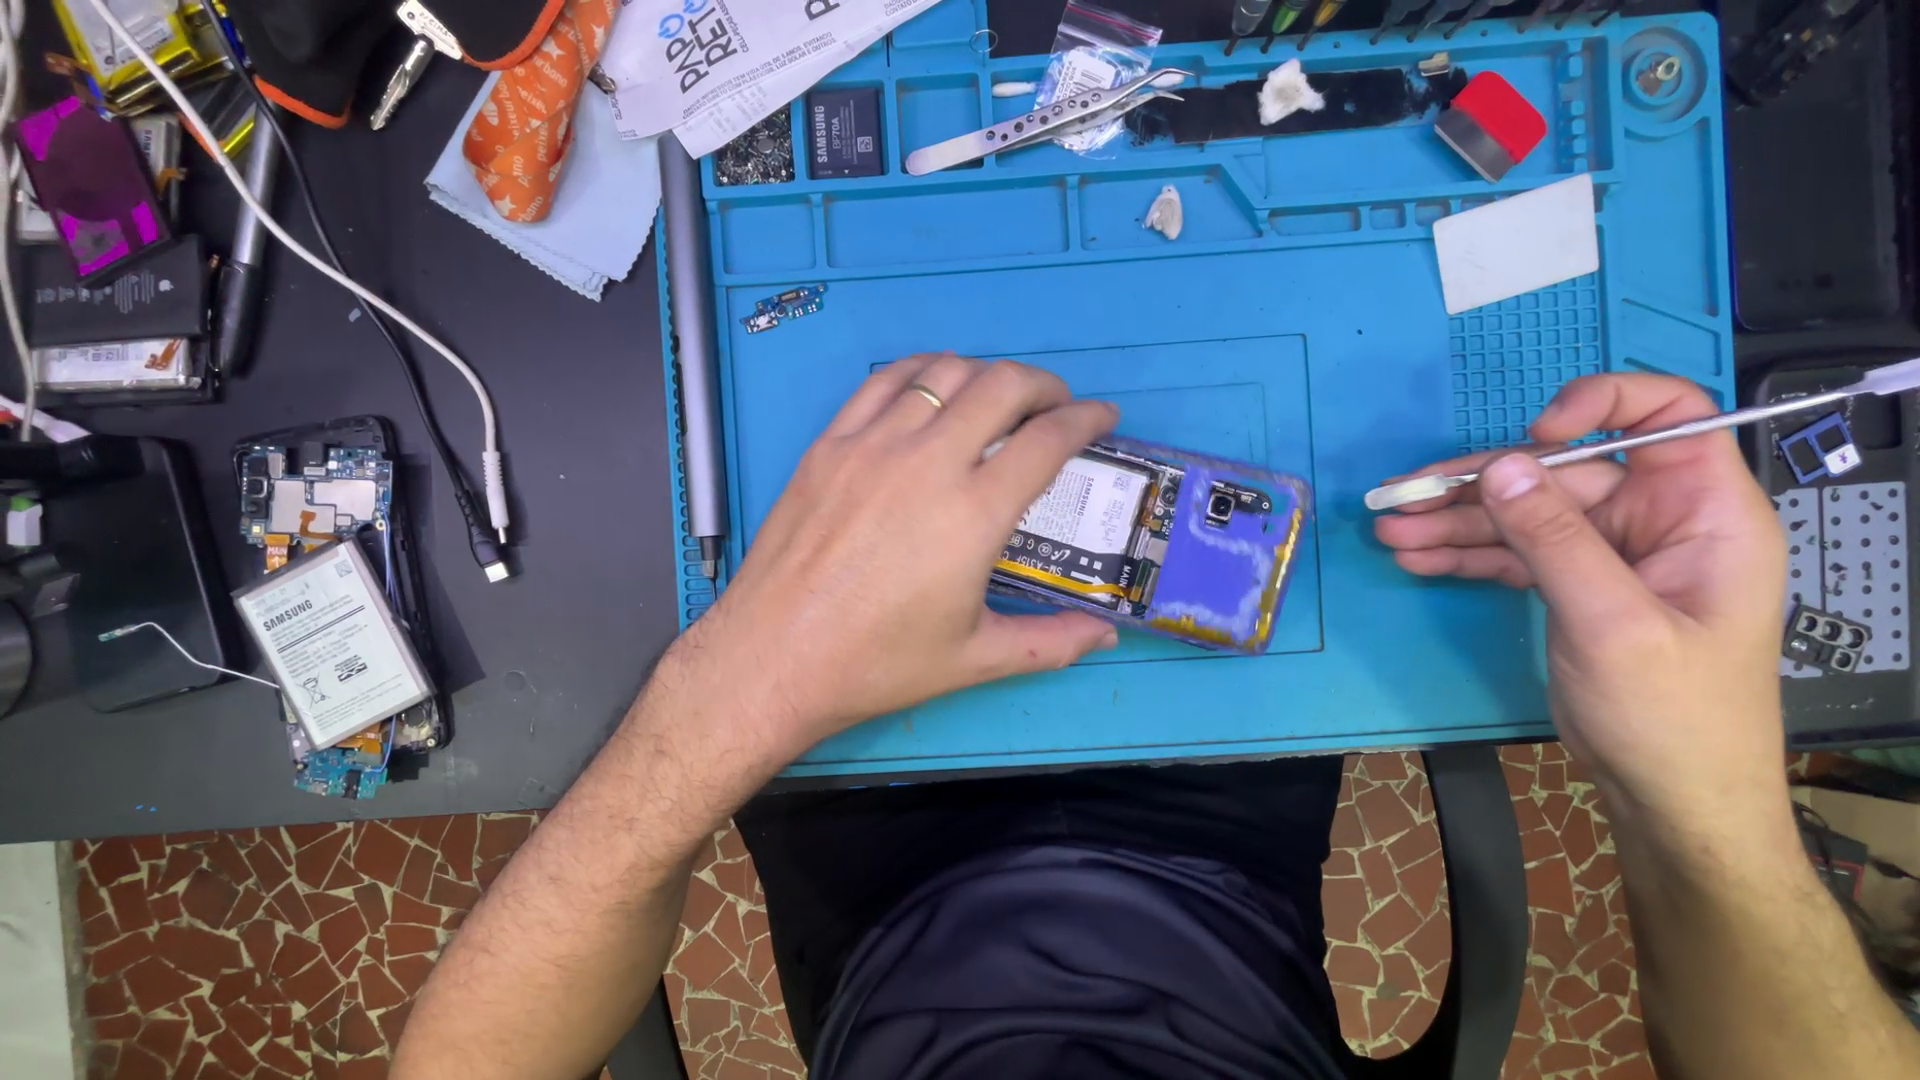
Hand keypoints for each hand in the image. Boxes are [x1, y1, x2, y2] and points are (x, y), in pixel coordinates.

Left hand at [670, 353, 1119, 748]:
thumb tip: (1104, 634)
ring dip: (985, 374)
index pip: (1048, 439)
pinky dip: (921, 372)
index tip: (1101, 416)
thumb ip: (1051, 642)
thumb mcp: (976, 660)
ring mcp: (872, 446)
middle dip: (1044, 384)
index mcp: (974, 514)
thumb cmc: (877, 664)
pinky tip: (931, 386)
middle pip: (1002, 386)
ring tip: (998, 396)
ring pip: (944, 373)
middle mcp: (928, 462)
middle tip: (1057, 403)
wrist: (775, 657)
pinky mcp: (829, 445)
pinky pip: (883, 382)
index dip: (1086, 418)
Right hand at [1375, 375, 1788, 827]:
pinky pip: (1509, 554)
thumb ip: (1555, 538)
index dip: (1601, 408)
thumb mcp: (1611, 621)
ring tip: (1388, 531)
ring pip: (1521, 514)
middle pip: (1558, 474)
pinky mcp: (1570, 585)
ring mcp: (1606, 554)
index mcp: (1701, 513)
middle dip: (1476, 486)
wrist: (1667, 795)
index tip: (1533, 437)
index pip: (1667, 418)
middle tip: (1399, 499)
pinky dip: (1462, 556)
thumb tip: (1501, 465)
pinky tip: (1415, 559)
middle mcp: (1653, 521)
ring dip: (1452, 523)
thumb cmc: (1671, 713)